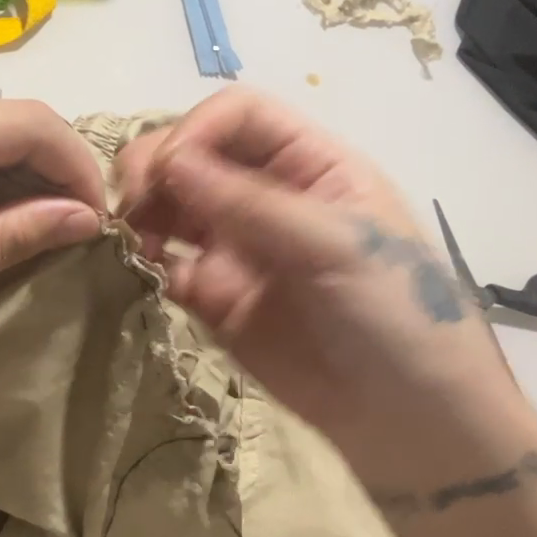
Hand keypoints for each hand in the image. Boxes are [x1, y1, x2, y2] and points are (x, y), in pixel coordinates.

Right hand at [115, 87, 520, 456]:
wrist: (408, 420)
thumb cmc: (399, 316)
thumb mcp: (338, 246)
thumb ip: (251, 203)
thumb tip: (168, 161)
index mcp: (310, 165)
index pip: (238, 116)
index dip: (195, 130)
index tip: (164, 170)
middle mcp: (263, 194)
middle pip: (190, 152)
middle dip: (153, 168)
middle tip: (129, 205)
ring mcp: (233, 244)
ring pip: (166, 203)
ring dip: (139, 212)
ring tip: (130, 242)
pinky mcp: (209, 293)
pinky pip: (162, 262)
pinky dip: (141, 260)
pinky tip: (139, 272)